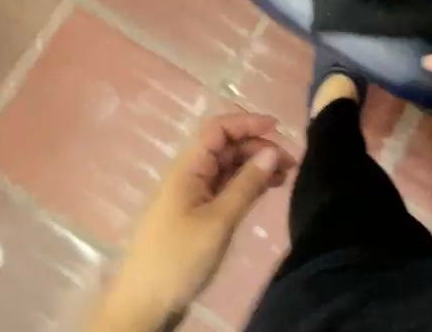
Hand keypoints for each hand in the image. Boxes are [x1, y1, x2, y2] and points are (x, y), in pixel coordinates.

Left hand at [87, 112, 296, 331]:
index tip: (277, 128)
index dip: (246, 122)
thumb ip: (246, 184)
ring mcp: (193, 196)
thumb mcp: (217, 222)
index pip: (217, 129)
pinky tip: (266, 190)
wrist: (142, 308)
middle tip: (289, 163)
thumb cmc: (177, 259)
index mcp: (187, 169)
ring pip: (229, 168)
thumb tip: (272, 151)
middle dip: (258, 146)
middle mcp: (190, 176)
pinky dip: (247, 184)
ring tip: (284, 177)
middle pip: (226, 147)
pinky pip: (226, 188)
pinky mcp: (198, 216)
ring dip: (255, 166)